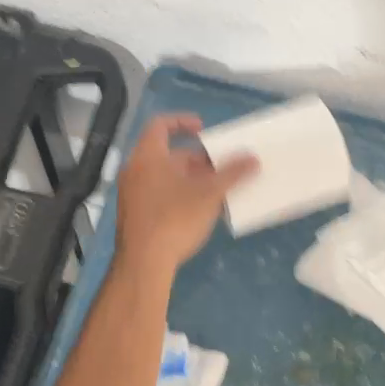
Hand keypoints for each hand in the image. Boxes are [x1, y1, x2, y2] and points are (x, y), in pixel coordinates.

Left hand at [115, 114, 258, 272]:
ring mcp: (132, 196)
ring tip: (217, 190)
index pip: (160, 125)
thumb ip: (232, 174)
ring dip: (191, 180)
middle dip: (197, 160)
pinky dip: (180, 196)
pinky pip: (159, 196)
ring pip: (165, 178)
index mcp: (147, 156)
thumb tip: (253, 158)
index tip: (204, 130)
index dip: (182, 122)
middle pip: (168, 156)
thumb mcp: (209, 194)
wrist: (143, 263)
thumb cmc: (174, 218)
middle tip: (222, 168)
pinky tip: (200, 212)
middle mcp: (135, 171)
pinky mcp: (135, 217)